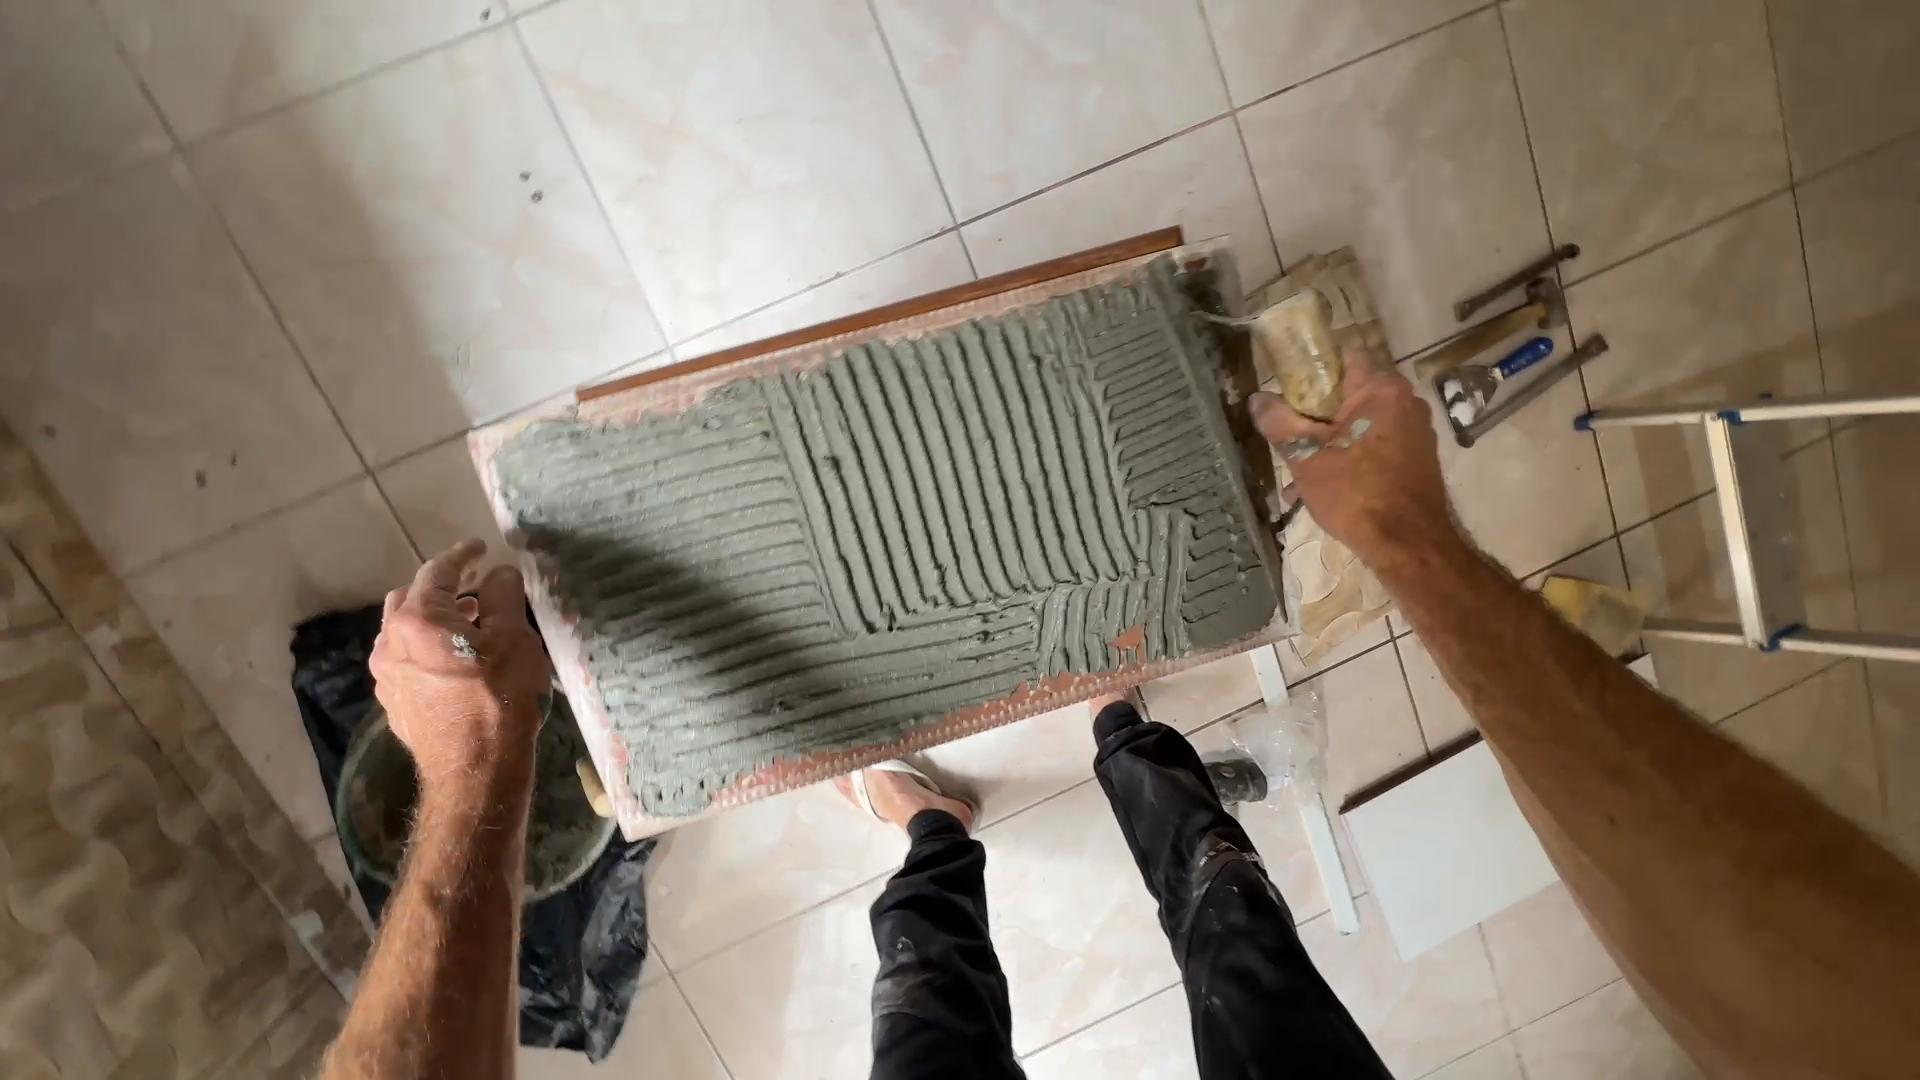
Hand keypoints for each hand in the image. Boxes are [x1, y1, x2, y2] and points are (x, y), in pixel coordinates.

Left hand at [371, 539, 548, 790]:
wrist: (475, 765)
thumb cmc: (499, 695)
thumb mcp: (514, 637)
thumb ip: (503, 596)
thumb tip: (497, 575)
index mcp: (418, 619)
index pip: (438, 572)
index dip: (462, 555)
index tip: (481, 546)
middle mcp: (390, 642)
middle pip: (411, 598)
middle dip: (443, 587)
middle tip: (478, 587)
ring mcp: (387, 674)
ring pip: (407, 630)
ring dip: (437, 618)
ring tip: (473, 624)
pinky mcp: (395, 699)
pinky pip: (409, 657)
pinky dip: (431, 645)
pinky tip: (460, 658)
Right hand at [1248, 349, 1456, 558]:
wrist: (1407, 544)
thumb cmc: (1354, 492)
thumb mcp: (1305, 456)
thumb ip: (1278, 422)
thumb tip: (1258, 398)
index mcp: (1381, 390)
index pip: (1340, 359)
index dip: (1307, 373)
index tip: (1282, 396)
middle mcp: (1405, 402)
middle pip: (1346, 396)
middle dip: (1311, 418)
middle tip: (1285, 442)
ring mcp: (1415, 432)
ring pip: (1356, 426)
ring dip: (1325, 445)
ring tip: (1297, 476)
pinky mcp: (1416, 459)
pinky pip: (1371, 448)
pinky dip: (1347, 461)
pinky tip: (1323, 490)